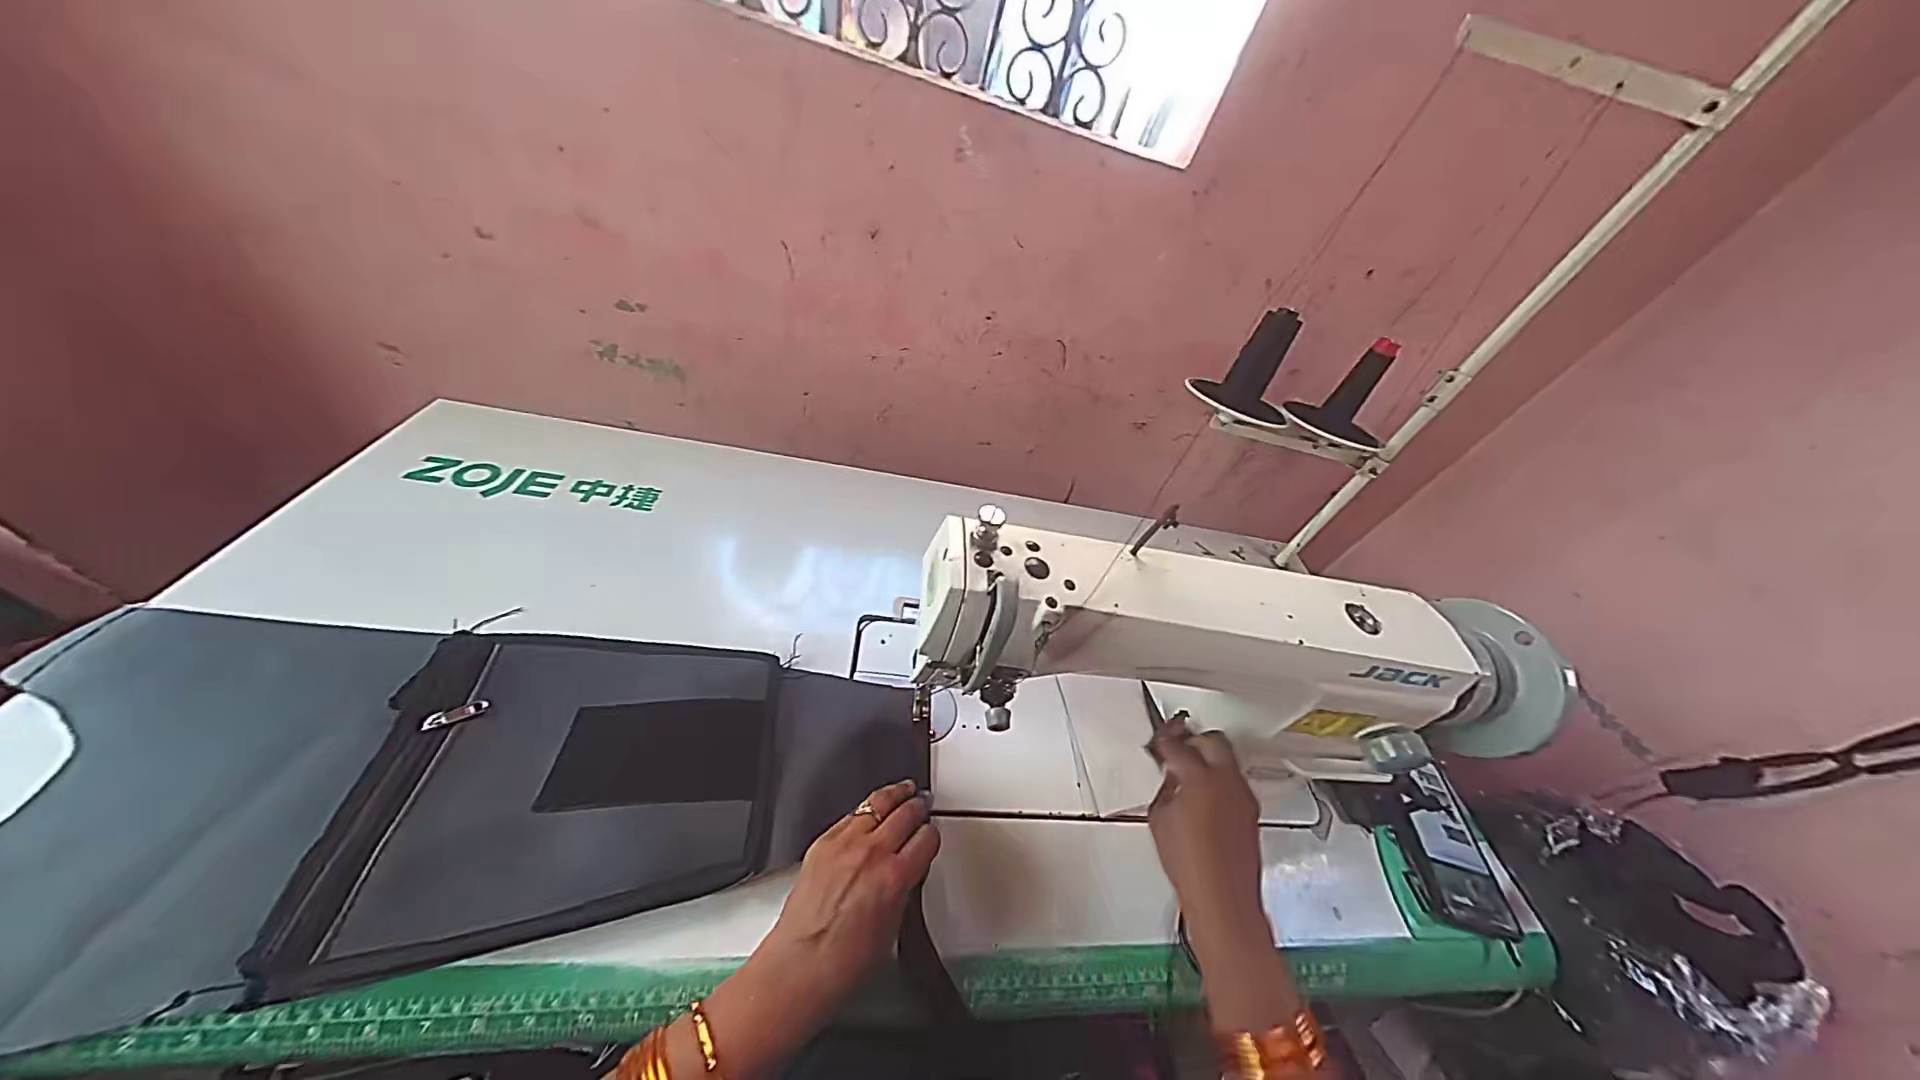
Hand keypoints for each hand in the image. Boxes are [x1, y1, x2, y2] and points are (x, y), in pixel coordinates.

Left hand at [759, 777, 940, 1001]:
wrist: (800, 967)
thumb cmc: (842, 962)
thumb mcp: (893, 927)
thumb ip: (903, 889)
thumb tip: (907, 873)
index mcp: (895, 877)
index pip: (926, 838)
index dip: (932, 834)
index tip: (931, 833)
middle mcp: (871, 854)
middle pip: (905, 813)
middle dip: (918, 806)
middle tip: (924, 802)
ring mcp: (844, 845)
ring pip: (877, 803)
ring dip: (894, 795)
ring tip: (903, 789)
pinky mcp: (822, 844)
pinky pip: (849, 815)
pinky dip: (864, 810)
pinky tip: (868, 809)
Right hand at [1148, 718, 1263, 931]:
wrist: (1223, 899)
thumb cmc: (1191, 866)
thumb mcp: (1159, 817)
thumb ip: (1166, 787)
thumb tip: (1170, 778)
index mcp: (1200, 777)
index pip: (1178, 744)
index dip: (1163, 741)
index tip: (1158, 743)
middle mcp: (1227, 780)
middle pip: (1211, 740)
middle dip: (1192, 740)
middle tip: (1176, 747)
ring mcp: (1243, 794)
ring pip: (1227, 757)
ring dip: (1208, 757)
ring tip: (1189, 770)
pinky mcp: (1251, 809)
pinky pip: (1234, 780)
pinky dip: (1219, 778)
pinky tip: (1204, 792)